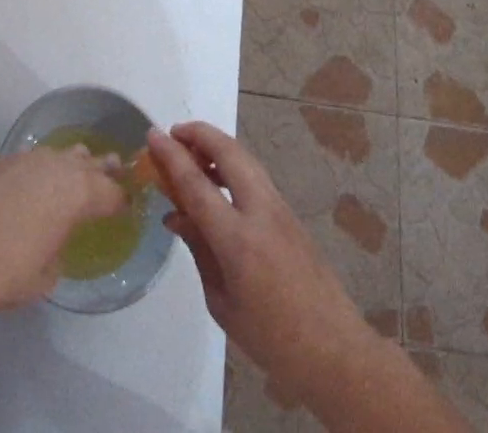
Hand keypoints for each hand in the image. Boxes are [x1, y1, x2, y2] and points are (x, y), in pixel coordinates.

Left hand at [0, 146, 125, 322]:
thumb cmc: (3, 274)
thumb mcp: (46, 276)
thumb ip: (58, 250)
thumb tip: (51, 242)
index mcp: (77, 194)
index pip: (111, 192)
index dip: (121, 202)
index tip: (126, 208)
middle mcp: (54, 168)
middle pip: (89, 163)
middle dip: (103, 170)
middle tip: (115, 171)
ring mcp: (22, 161)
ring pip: (59, 154)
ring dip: (72, 162)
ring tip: (78, 168)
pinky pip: (30, 159)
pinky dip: (41, 167)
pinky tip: (35, 180)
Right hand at [146, 122, 373, 402]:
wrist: (336, 352)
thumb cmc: (271, 338)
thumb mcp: (221, 301)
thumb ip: (199, 250)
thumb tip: (177, 216)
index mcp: (238, 239)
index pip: (197, 184)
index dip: (171, 156)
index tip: (152, 134)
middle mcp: (262, 214)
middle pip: (231, 153)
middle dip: (201, 135)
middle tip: (174, 135)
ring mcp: (282, 212)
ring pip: (248, 162)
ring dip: (218, 149)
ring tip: (191, 155)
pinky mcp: (292, 218)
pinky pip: (257, 180)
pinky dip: (233, 169)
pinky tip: (217, 186)